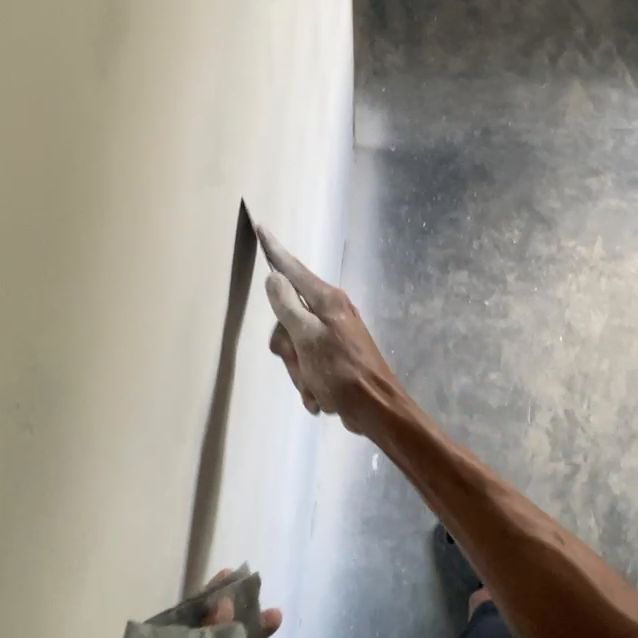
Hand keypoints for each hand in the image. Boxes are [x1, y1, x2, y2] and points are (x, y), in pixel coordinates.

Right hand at [256, 225, 400, 435]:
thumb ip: (287, 306)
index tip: (261, 227)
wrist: (377, 410)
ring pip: (295, 345)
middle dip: (288, 349)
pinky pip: (308, 364)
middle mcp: (331, 311)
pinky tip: (321, 396)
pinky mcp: (335, 356)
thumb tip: (274, 277)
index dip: (274, 251)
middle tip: (300, 364)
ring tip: (315, 386)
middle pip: (288, 318)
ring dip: (299, 371)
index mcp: (326, 300)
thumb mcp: (307, 338)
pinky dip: (310, 382)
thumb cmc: (341, 373)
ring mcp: (334, 334)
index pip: (292, 269)